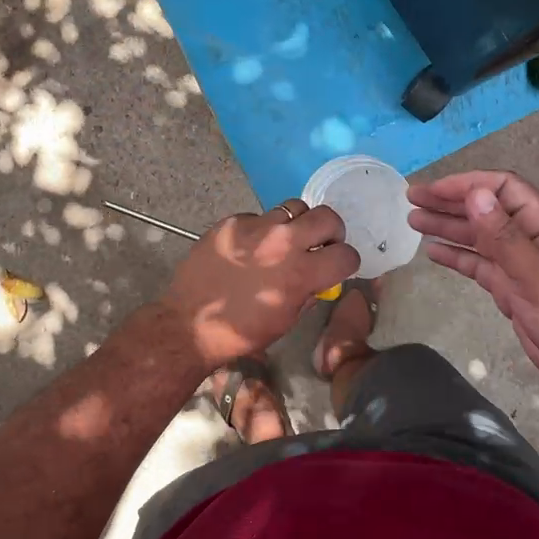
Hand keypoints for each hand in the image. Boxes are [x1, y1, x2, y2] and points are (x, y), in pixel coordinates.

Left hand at [156, 200, 359, 370]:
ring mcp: (255, 227)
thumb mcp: (287, 319)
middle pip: (327, 217)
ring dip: (297, 224)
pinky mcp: (232, 222)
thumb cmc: (243, 331)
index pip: (346, 254)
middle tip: (320, 243)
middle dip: (330, 231)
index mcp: (301, 273)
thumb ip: (309, 292)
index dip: (346, 262)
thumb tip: (320, 278)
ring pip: (293, 207)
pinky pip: (259, 216)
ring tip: (285, 239)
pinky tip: (250, 247)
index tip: (337, 266)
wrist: (192, 323)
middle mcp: (283, 242)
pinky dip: (262, 229)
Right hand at [408, 171, 538, 399]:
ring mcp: (522, 267)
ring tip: (413, 221)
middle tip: (412, 199)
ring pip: (479, 238)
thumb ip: (504, 237)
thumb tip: (474, 194)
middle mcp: (532, 240)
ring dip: (448, 227)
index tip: (433, 190)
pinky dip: (457, 256)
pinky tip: (434, 252)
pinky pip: (480, 266)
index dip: (468, 184)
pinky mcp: (514, 291)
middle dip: (449, 202)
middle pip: (486, 210)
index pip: (503, 189)